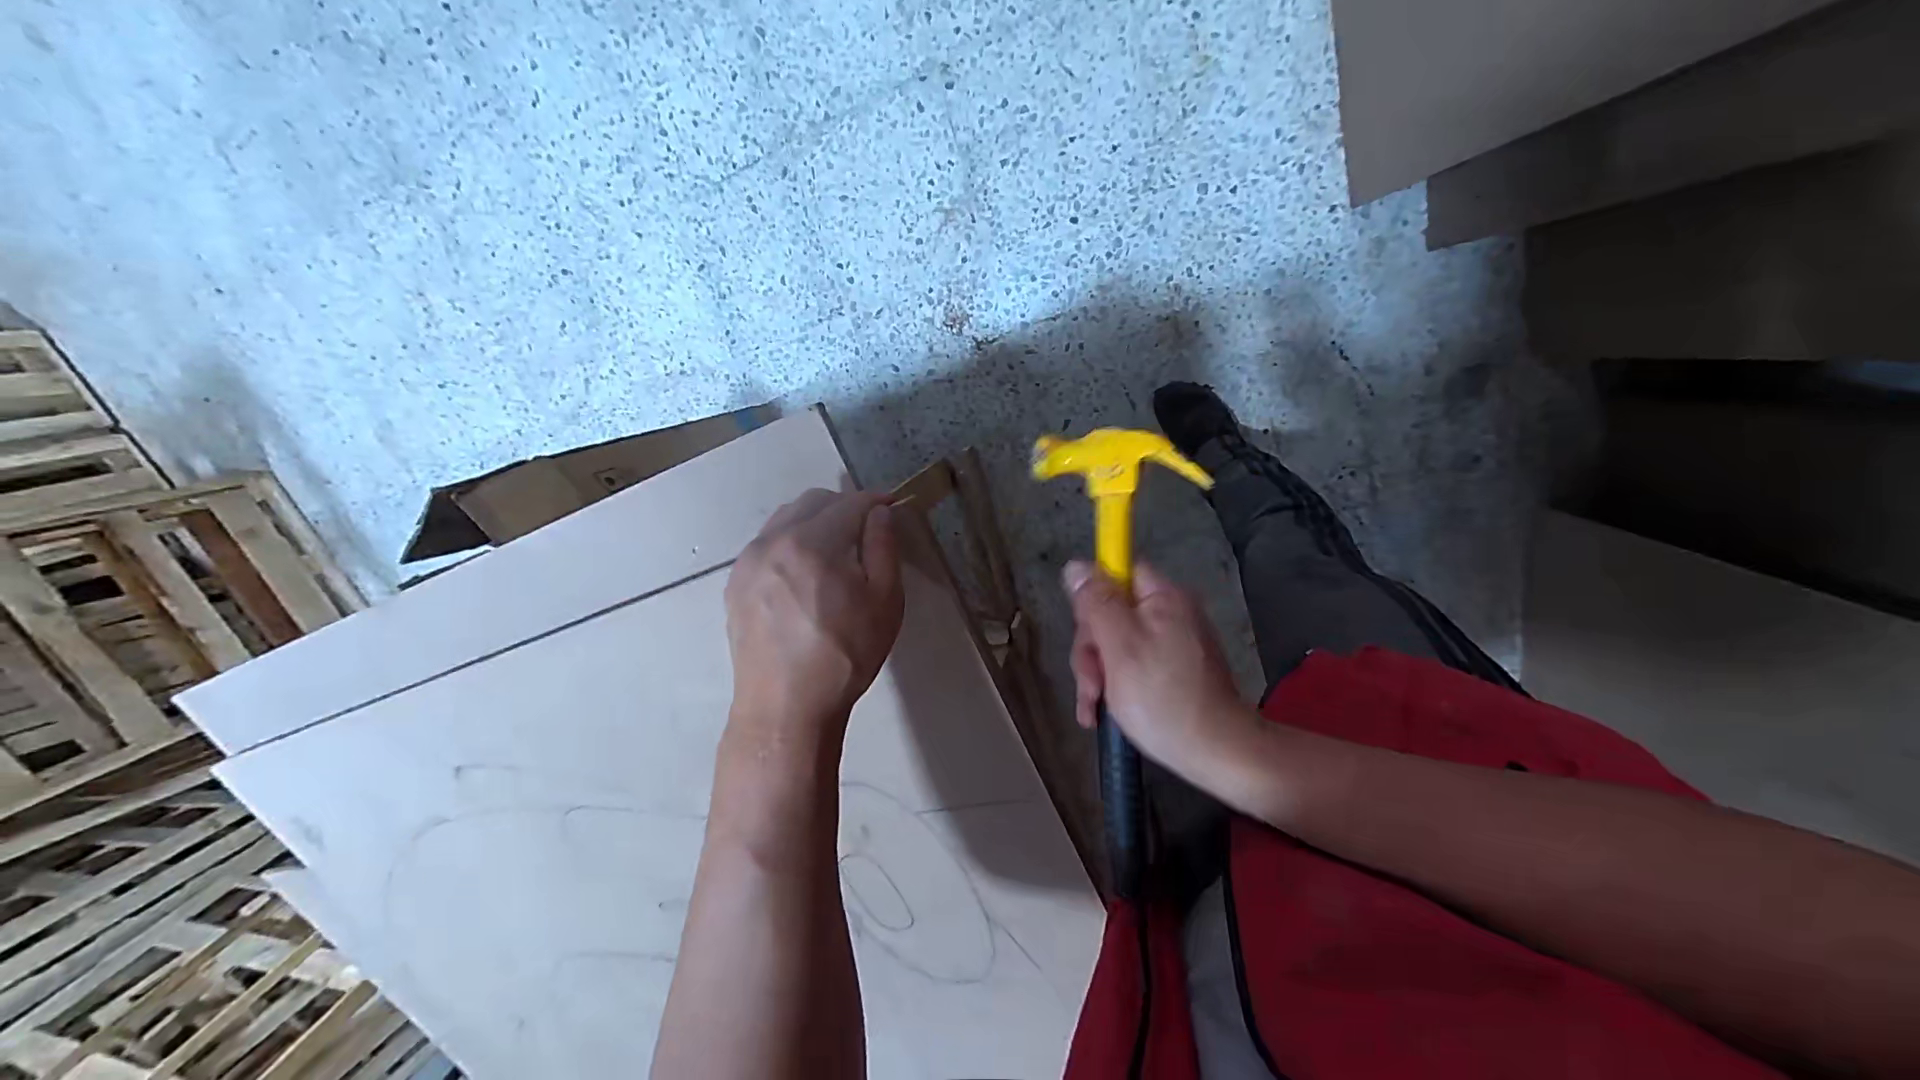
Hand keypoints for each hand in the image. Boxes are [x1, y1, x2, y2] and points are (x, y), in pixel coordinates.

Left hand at [724, 489, 903, 743]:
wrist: (785, 707)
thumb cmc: (845, 656)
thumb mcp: (884, 602)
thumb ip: (883, 547)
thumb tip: (879, 513)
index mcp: (812, 542)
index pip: (849, 503)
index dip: (875, 502)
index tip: (892, 507)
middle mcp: (773, 541)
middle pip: (813, 502)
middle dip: (843, 508)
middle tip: (865, 532)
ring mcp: (748, 562)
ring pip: (785, 520)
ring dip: (814, 523)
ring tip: (834, 553)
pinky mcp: (735, 584)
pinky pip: (766, 545)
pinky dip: (789, 544)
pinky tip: (803, 576)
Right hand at [1063, 561, 1260, 784]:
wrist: (1216, 752)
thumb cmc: (1163, 698)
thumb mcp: (1119, 646)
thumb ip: (1096, 603)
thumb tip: (1076, 566)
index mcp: (1163, 598)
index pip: (1117, 573)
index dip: (1093, 598)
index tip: (1086, 630)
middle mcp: (1170, 613)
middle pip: (1111, 612)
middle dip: (1092, 647)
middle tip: (1091, 682)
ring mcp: (1173, 644)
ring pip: (1116, 643)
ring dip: (1097, 674)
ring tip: (1093, 706)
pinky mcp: (1173, 671)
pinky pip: (1132, 665)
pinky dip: (1114, 685)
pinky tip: (1101, 712)